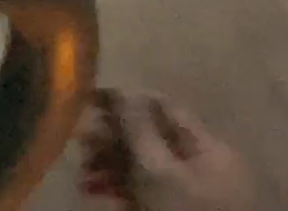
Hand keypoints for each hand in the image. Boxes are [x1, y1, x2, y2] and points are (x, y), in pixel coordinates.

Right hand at [79, 91, 252, 210]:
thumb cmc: (184, 210)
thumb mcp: (155, 167)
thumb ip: (136, 124)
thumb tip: (120, 89)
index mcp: (207, 146)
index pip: (162, 105)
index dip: (124, 98)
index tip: (88, 100)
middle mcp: (201, 164)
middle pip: (146, 137)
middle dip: (108, 139)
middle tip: (80, 143)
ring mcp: (190, 192)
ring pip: (140, 166)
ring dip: (106, 167)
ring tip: (82, 177)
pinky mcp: (176, 210)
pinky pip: (143, 191)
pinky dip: (118, 189)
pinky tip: (96, 194)